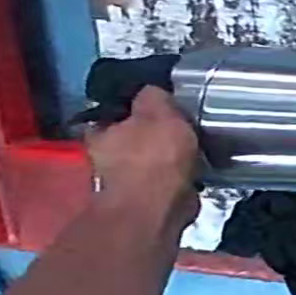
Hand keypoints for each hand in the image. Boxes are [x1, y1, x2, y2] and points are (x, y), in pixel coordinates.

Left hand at [84, 86, 200, 230]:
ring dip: (166, 155)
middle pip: (132, 136)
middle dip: (153, 133)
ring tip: (193, 147)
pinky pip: (164, 177)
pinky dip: (176, 173)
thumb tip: (152, 89)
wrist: (157, 206)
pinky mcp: (146, 196)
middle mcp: (105, 154)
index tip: (161, 105)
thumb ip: (154, 98)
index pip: (116, 111)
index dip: (137, 107)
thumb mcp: (159, 114)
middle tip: (182, 126)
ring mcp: (124, 178)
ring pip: (148, 157)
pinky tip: (194, 169)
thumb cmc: (154, 157)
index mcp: (101, 131)